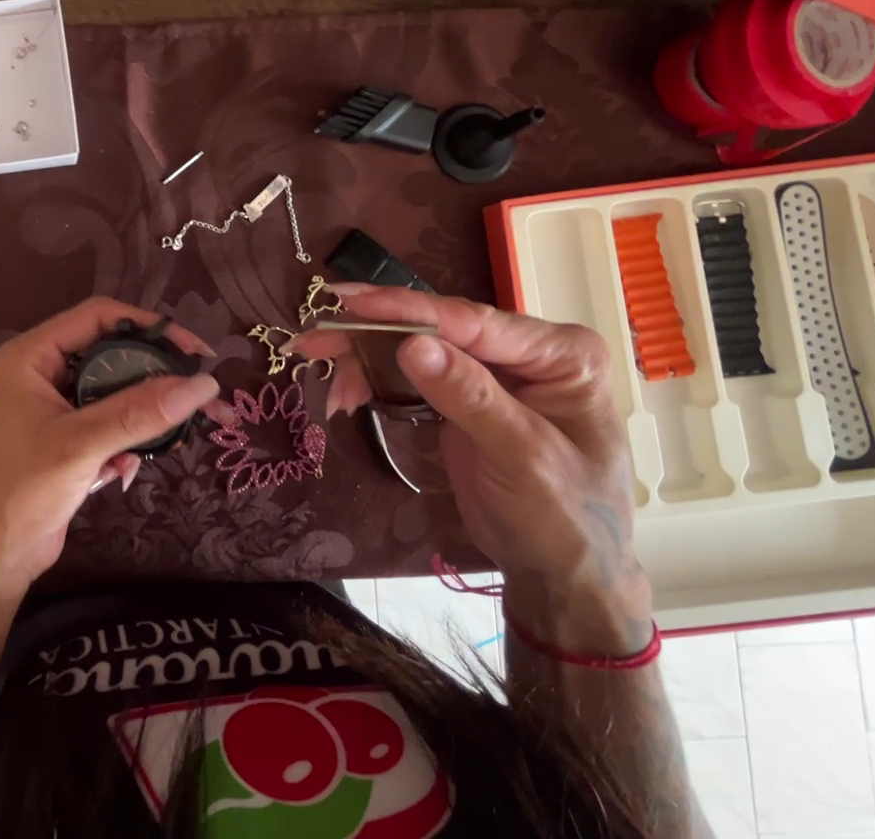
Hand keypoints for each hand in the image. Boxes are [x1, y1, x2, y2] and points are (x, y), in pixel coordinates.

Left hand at [0, 297, 219, 594]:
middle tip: (198, 398)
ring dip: (142, 420)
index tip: (195, 351)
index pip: (99, 316)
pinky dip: (124, 445)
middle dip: (154, 380)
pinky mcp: (67, 439)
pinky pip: (111, 425)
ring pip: (117, 393)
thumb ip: (139, 413)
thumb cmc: (20, 491)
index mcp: (32, 356)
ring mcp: (55, 407)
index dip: (149, 327)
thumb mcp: (80, 446)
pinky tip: (120, 474)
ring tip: (171, 442)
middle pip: (114, 355)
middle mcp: (42, 372)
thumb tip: (203, 384)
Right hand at [289, 286, 650, 652]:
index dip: (405, 309)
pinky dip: (377, 383)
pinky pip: (413, 376)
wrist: (561, 573)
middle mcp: (527, 352)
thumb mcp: (519, 456)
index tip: (346, 300)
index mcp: (559, 354)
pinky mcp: (464, 396)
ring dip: (367, 363)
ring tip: (334, 393)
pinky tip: (350, 396)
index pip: (472, 320)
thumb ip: (468, 396)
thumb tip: (411, 344)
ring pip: (416, 349)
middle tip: (313, 340)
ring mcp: (494, 374)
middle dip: (373, 335)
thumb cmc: (561, 518)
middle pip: (437, 328)